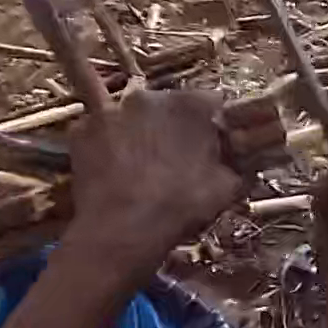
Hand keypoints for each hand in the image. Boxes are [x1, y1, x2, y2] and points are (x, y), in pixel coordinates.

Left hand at [66, 88, 244, 265]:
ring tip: (141, 168)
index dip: (214, 126)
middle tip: (176, 160)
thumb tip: (247, 157)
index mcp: (191, 104)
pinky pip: (102, 133)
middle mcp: (150, 96)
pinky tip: (114, 171)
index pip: (212, 104)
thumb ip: (240, 163)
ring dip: (140, 134)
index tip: (212, 147)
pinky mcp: (81, 129)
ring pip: (133, 118)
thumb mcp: (228, 188)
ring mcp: (110, 110)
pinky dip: (109, 146)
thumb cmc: (182, 206)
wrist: (123, 231)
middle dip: (174, 127)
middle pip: (169, 107)